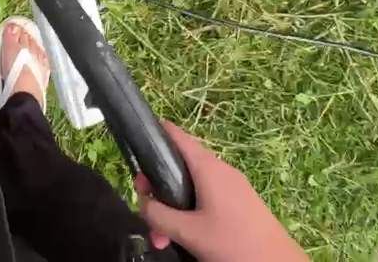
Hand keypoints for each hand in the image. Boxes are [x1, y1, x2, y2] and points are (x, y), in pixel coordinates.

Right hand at [134, 122, 306, 261]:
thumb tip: (142, 202)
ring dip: (174, 207)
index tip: (134, 157)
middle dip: (158, 188)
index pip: (172, 133)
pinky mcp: (243, 205)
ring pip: (192, 187)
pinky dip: (193, 213)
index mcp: (207, 166)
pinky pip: (209, 199)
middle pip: (179, 165)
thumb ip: (158, 215)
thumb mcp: (189, 233)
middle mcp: (220, 169)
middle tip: (149, 213)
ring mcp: (234, 187)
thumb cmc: (235, 245)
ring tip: (165, 238)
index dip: (150, 136)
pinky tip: (189, 239)